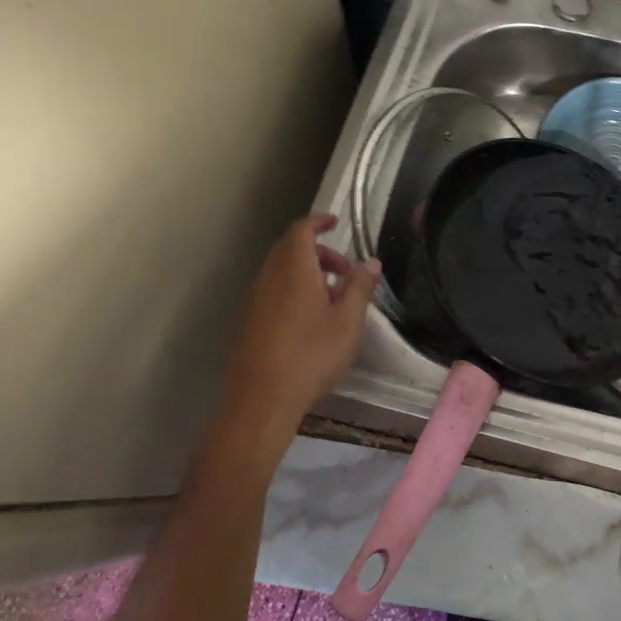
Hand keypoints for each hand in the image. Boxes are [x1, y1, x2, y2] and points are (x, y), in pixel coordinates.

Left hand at [217, 214, 378, 440]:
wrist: (262, 399)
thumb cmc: (311, 355)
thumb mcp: (347, 321)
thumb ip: (359, 286)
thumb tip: (371, 262)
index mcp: (294, 269)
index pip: (301, 230)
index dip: (318, 222)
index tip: (335, 223)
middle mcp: (269, 277)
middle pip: (289, 248)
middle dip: (317, 250)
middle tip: (344, 270)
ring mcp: (255, 299)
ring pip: (279, 270)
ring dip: (305, 272)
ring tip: (332, 297)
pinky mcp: (249, 321)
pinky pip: (272, 289)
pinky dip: (292, 288)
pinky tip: (309, 318)